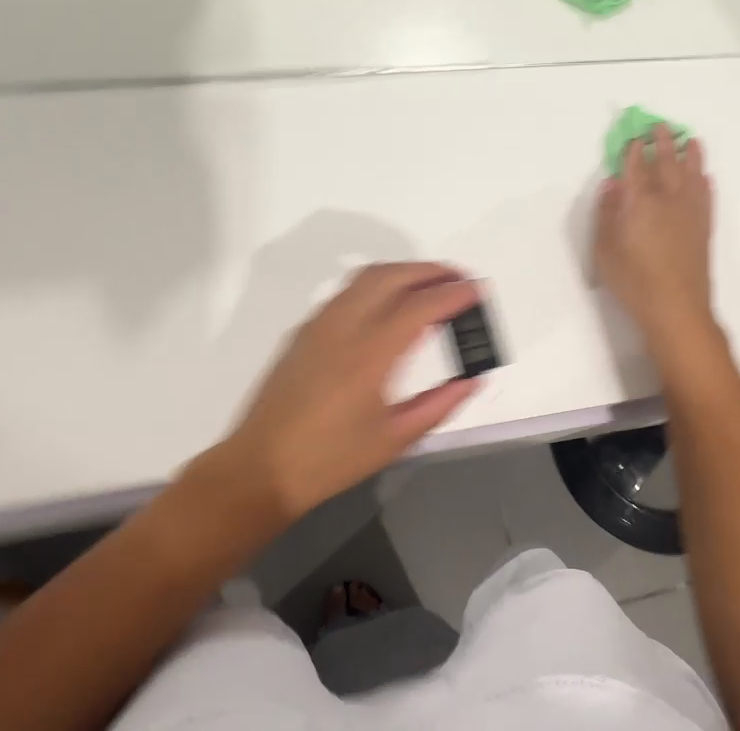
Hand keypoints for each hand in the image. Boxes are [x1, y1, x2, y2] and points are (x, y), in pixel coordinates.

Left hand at [221, 263, 481, 520]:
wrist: (261, 468)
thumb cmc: (331, 460)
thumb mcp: (394, 439)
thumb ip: (439, 405)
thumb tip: (473, 380)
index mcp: (370, 354)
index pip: (420, 306)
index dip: (454, 294)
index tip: (478, 290)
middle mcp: (343, 326)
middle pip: (392, 276)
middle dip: (431, 271)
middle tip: (459, 281)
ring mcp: (319, 325)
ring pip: (366, 277)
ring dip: (403, 273)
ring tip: (429, 287)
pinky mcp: (304, 332)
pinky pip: (346, 292)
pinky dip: (377, 286)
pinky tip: (388, 308)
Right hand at [595, 124, 715, 341]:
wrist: (677, 308)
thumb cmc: (634, 280)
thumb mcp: (605, 249)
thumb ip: (607, 213)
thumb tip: (612, 184)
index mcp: (640, 202)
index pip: (636, 166)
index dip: (634, 149)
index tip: (634, 135)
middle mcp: (668, 199)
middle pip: (666, 163)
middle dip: (662, 143)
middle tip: (661, 126)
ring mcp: (690, 212)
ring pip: (691, 174)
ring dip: (690, 155)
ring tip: (690, 140)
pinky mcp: (704, 228)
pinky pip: (706, 196)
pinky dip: (704, 182)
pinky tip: (704, 177)